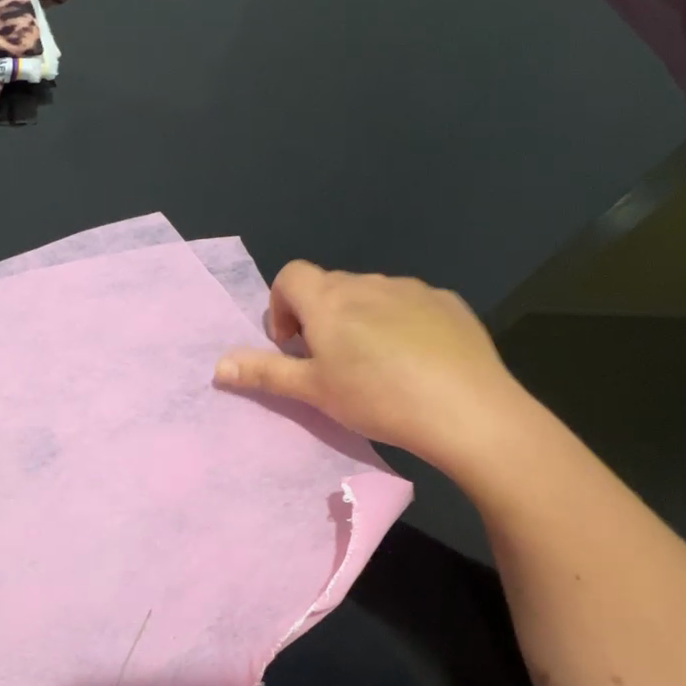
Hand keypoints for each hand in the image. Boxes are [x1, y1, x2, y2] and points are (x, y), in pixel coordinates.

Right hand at [213, 261, 526, 473]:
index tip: (293, 346)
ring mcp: (413, 289)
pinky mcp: (448, 303)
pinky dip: (401, 323)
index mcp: (329, 299)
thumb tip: (218, 365)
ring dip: (361, 319)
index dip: (282, 307)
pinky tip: (417, 362)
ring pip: (371, 295)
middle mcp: (368, 282)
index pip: (290, 276)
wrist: (467, 410)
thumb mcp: (313, 392)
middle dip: (320, 317)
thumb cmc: (377, 398)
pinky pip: (410, 305)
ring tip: (377, 366)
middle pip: (330, 286)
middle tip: (330, 364)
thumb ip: (265, 373)